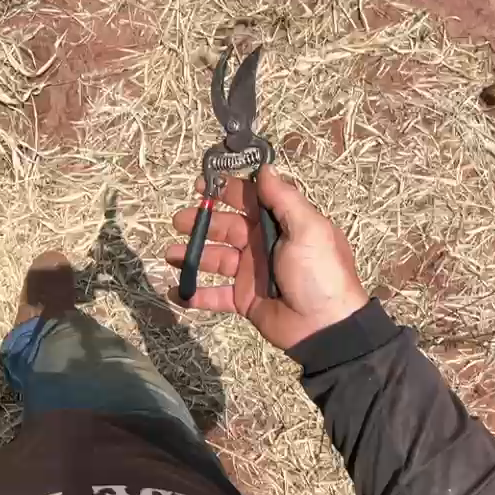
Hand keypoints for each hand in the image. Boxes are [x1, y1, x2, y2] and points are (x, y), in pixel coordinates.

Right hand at [164, 171, 368, 351]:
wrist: (324, 326)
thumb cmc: (320, 273)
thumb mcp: (309, 229)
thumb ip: (284, 198)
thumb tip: (265, 168)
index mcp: (279, 224)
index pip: (248, 200)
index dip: (225, 191)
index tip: (201, 186)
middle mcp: (261, 245)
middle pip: (225, 228)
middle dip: (200, 223)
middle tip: (179, 222)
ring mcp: (250, 273)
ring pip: (215, 259)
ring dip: (191, 256)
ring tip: (170, 255)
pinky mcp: (243, 299)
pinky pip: (214, 295)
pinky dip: (195, 295)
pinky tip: (176, 292)